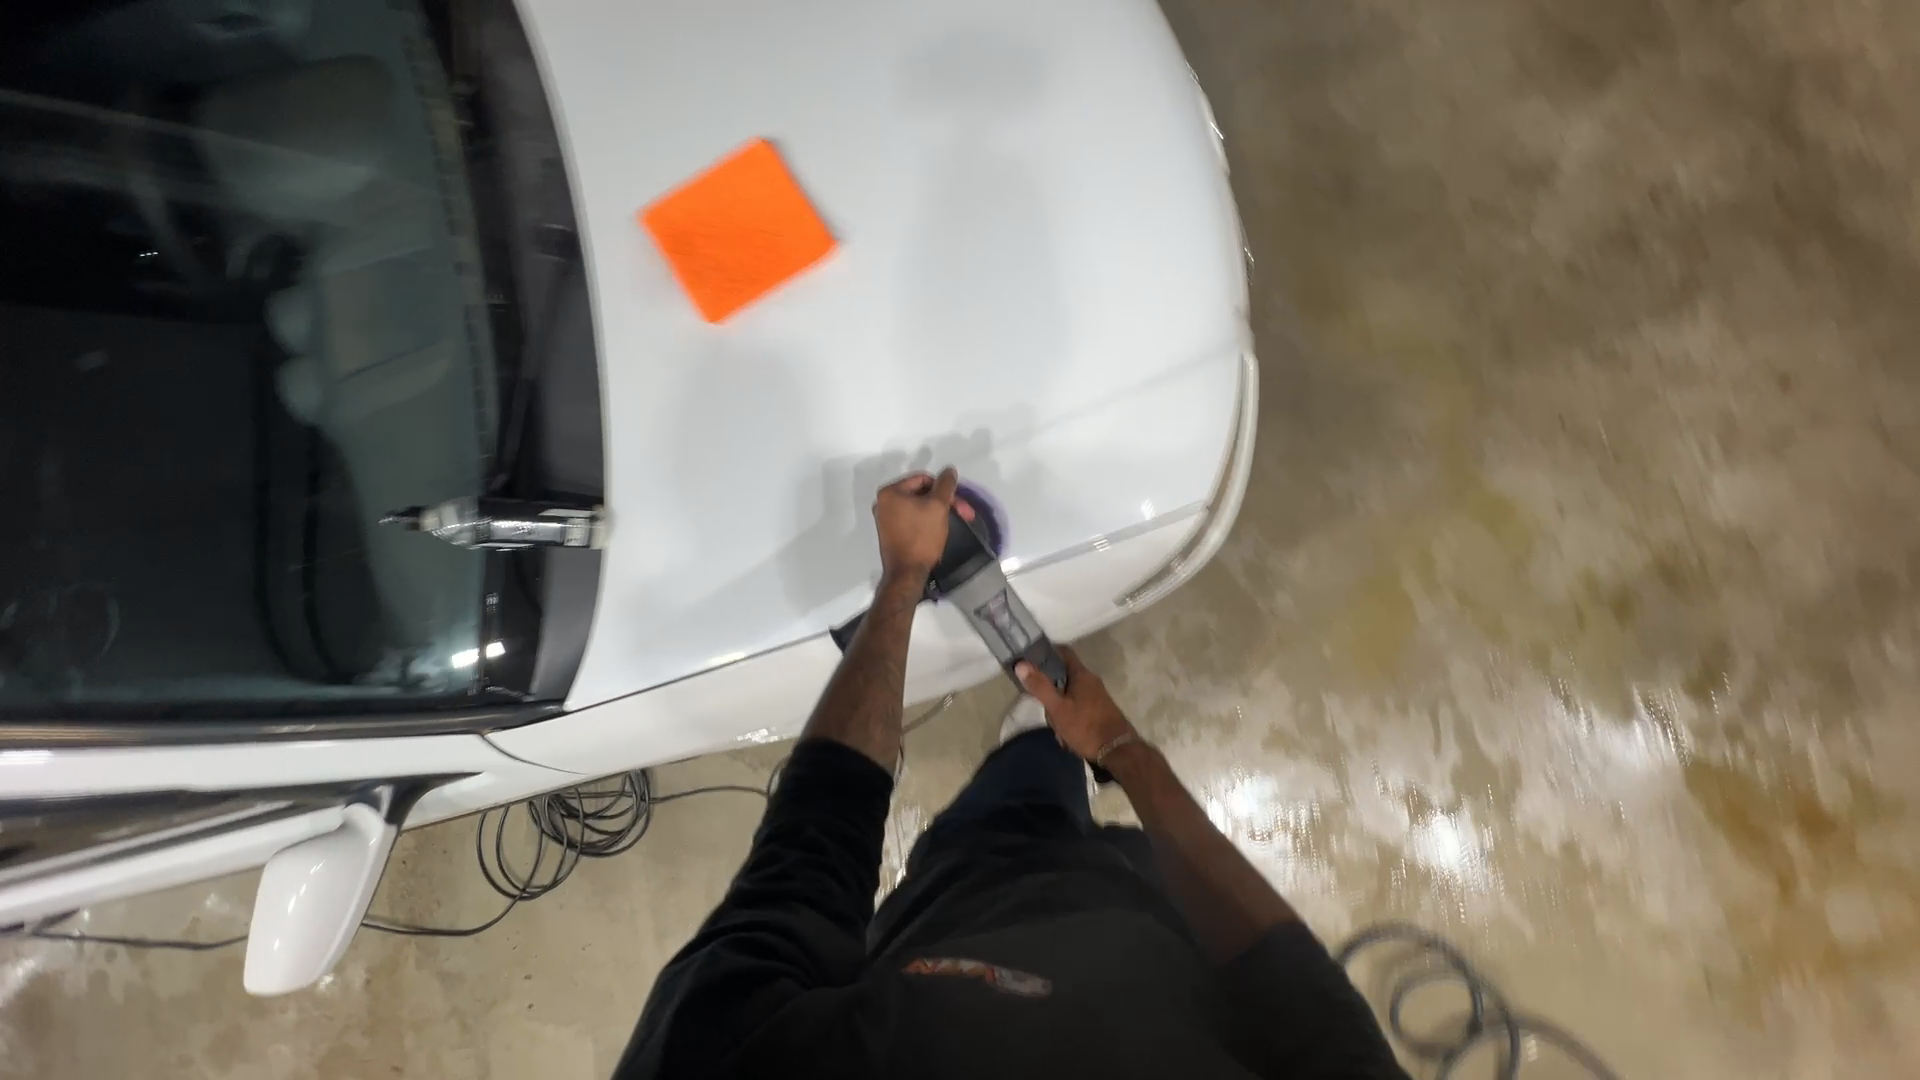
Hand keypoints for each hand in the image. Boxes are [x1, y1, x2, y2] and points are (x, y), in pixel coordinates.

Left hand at [873, 467, 966, 581]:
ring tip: (952, 522)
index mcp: (890, 492)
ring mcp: (885, 518)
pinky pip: (911, 518)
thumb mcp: (938, 506)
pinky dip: (926, 520)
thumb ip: (946, 484)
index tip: (958, 503)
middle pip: (921, 492)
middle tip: (964, 513)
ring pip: (918, 506)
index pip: (923, 478)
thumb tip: (949, 470)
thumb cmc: (922, 537)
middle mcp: (883, 502)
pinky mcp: (890, 532)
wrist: (907, 573)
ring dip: (937, 511)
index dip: (944, 488)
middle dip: (943, 501)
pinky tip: (937, 530)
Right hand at [1015, 646, 1137, 761]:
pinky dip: (1069, 718)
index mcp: (1081, 674)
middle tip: (1044, 709)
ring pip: (1069, 696)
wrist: (1118, 752)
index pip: (1063, 651)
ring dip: (1059, 711)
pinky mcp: (1099, 710)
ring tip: (1058, 730)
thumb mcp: (1058, 708)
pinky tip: (1067, 736)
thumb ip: (1040, 686)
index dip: (1046, 653)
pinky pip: (1077, 708)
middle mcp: (1091, 681)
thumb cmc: (1086, 727)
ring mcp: (1096, 696)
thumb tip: (1021, 664)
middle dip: (1050, 692)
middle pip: (1063, 677)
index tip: (1030, 661)